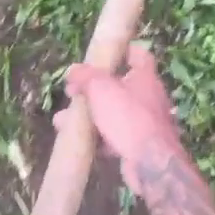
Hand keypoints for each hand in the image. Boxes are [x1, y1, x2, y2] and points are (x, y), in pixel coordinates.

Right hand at [65, 45, 187, 196]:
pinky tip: (80, 140)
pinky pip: (115, 135)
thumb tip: (73, 70)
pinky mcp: (139, 144)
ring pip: (113, 113)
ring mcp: (145, 122)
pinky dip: (97, 136)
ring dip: (89, 116)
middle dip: (92, 91)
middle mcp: (149, 97)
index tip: (102, 54)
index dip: (121, 51)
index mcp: (145, 77)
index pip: (138, 54)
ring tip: (63, 121)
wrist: (151, 163)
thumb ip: (84, 76)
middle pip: (119, 86)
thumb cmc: (128, 117)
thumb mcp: (100, 88)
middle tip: (73, 95)